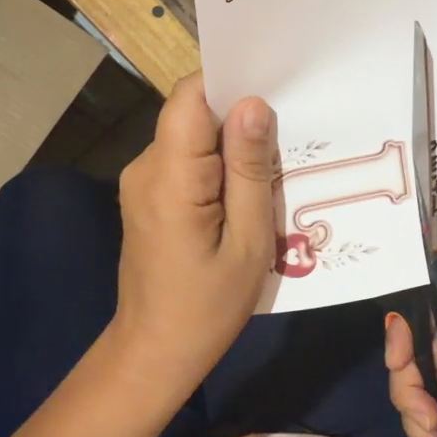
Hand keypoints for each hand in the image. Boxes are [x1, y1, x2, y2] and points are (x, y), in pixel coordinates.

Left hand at [110, 73, 276, 382]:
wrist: (156, 351)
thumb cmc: (207, 307)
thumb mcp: (248, 242)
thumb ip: (250, 171)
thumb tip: (254, 104)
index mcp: (169, 177)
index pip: (191, 96)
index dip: (231, 84)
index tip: (276, 90)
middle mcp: (146, 168)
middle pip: (193, 115)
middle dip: (240, 119)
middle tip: (293, 134)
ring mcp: (142, 184)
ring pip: (192, 139)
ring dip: (233, 148)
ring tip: (280, 168)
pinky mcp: (149, 199)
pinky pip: (187, 164)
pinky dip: (219, 170)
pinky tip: (250, 193)